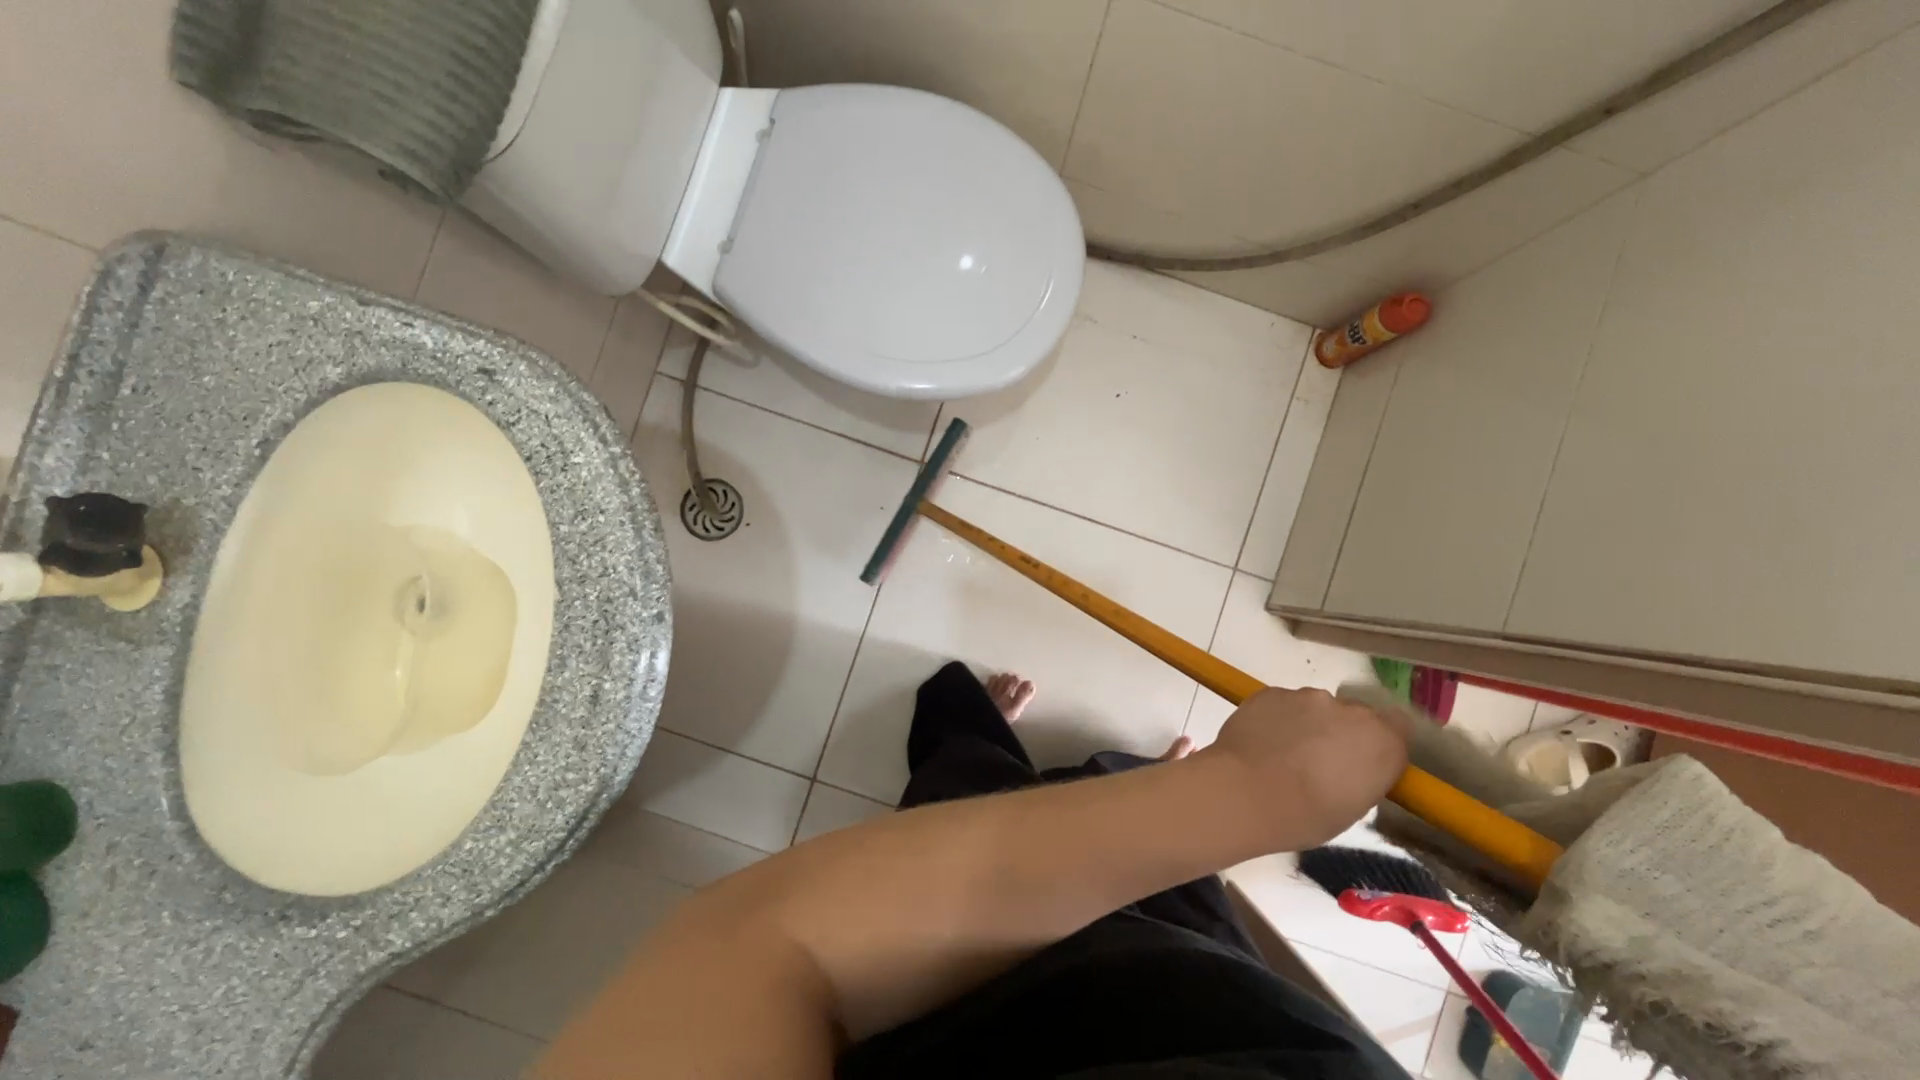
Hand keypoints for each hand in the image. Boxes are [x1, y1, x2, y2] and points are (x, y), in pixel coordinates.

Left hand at [1198, 688, 1408, 850]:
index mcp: (1382, 742)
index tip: (1362, 760)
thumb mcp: (1352, 808)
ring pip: (1315, 708)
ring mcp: (1308, 696)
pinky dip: (1277, 718)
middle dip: (1340, 732)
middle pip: (1354, 715)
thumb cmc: (1305, 815)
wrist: (1246, 793)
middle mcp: (1351, 711)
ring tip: (1281, 753)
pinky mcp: (1272, 692)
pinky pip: (1283, 704)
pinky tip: (1260, 742)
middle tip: (1317, 760)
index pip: (1397, 727)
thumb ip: (1362, 776)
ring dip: (1306, 724)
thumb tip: (1352, 767)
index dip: (1378, 742)